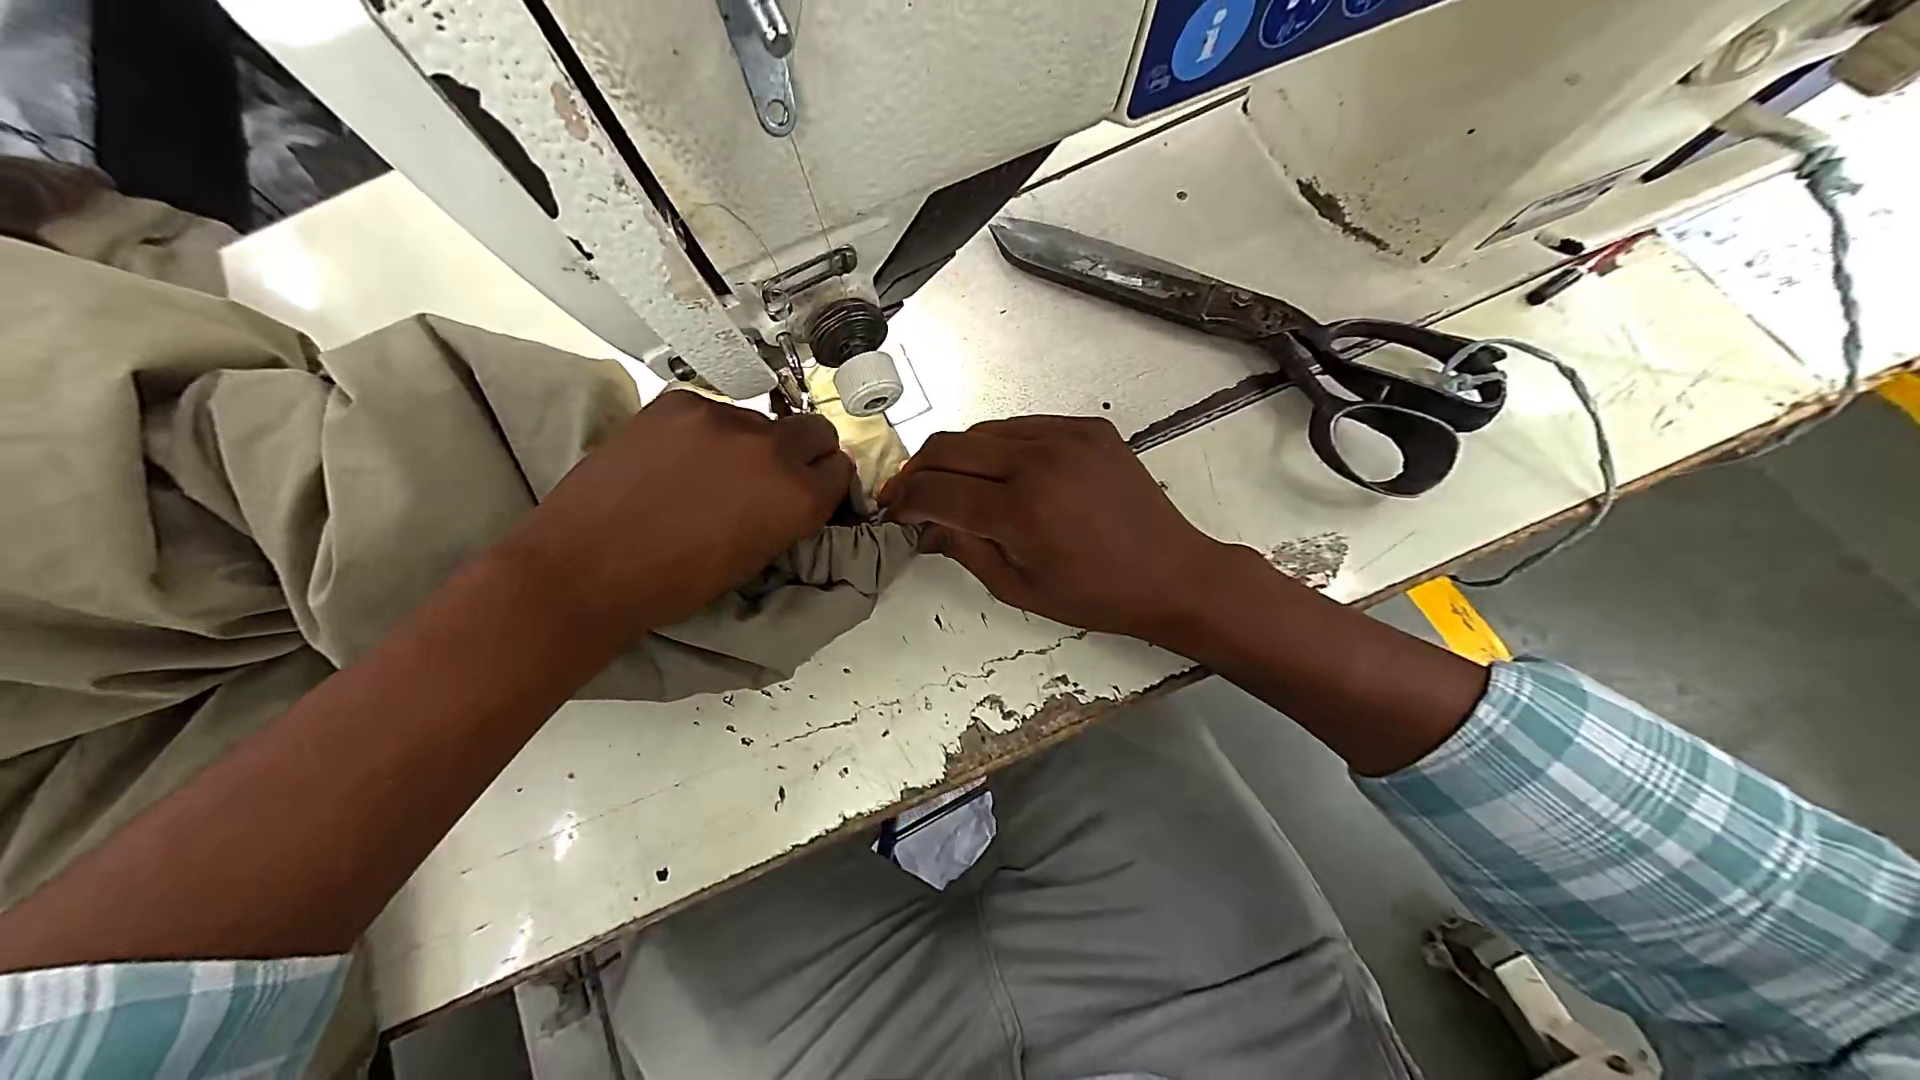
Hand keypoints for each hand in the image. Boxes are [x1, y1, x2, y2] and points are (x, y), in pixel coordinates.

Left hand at [512, 390, 852, 630]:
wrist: (587, 566)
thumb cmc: (673, 582)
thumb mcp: (755, 558)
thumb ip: (788, 515)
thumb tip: (798, 493)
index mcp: (798, 497)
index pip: (840, 470)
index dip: (827, 481)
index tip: (814, 487)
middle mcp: (771, 450)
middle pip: (815, 431)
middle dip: (805, 451)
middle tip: (775, 474)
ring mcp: (722, 420)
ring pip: (760, 420)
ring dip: (751, 442)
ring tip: (713, 471)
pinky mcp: (679, 403)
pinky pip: (712, 410)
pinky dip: (706, 432)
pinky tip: (679, 458)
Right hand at [879, 415, 1248, 642]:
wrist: (1171, 573)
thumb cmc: (1099, 594)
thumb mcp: (1018, 587)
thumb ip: (962, 549)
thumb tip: (926, 524)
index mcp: (1021, 510)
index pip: (934, 490)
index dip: (903, 501)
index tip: (895, 511)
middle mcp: (1040, 461)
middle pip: (948, 446)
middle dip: (917, 471)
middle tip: (910, 494)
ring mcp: (1067, 437)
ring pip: (982, 430)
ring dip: (956, 456)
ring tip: (954, 484)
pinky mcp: (1087, 428)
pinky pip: (1022, 425)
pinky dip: (998, 445)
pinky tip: (1001, 472)